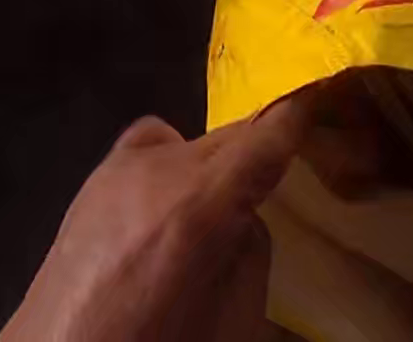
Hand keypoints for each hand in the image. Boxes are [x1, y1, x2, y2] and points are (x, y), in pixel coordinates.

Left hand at [0, 98, 310, 341]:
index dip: (292, 116)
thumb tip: (248, 209)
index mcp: (199, 208)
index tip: (314, 94)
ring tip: (208, 209)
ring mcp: (123, 163)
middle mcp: (162, 168)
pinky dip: (171, 155)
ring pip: (192, 139)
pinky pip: (153, 140)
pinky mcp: (98, 170)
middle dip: (256, 149)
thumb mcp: (232, 324)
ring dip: (213, 163)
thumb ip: (251, 252)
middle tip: (272, 176)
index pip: (261, 141)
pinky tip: (164, 194)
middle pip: (229, 135)